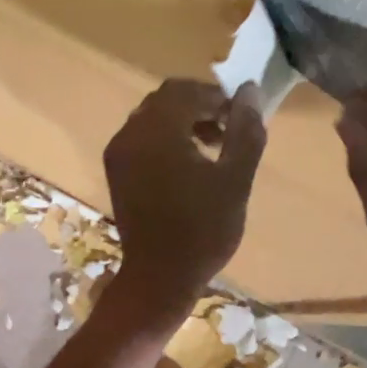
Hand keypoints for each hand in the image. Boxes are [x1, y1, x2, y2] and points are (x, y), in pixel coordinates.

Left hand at [103, 79, 266, 296]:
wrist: (159, 277)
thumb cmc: (203, 230)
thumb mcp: (235, 179)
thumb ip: (244, 130)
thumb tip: (250, 90)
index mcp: (156, 130)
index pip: (186, 90)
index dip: (217, 95)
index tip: (242, 115)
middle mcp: (130, 133)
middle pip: (166, 99)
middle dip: (200, 105)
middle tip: (230, 129)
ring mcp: (118, 153)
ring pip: (153, 118)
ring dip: (184, 121)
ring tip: (216, 146)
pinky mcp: (116, 171)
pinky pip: (142, 138)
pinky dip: (167, 138)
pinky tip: (190, 163)